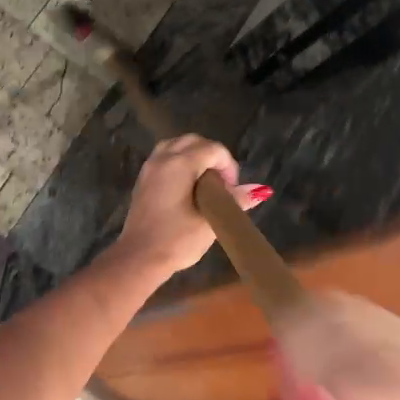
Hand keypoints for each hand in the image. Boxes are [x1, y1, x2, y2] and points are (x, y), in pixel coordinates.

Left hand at [112, 135, 269, 275]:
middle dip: (213, 157)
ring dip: (194, 157)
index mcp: (179, 164)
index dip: (229, 166)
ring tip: (206, 184)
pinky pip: (164, 159)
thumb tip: (261, 190)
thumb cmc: (176, 240)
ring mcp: (148, 169)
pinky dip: (179, 164)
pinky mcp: (142, 181)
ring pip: (175, 147)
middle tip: (222, 184)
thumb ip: (235, 201)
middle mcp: (162, 159)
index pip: (213, 149)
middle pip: (193, 141)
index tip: (232, 190)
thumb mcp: (211, 221)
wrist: (138, 258)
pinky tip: (188, 188)